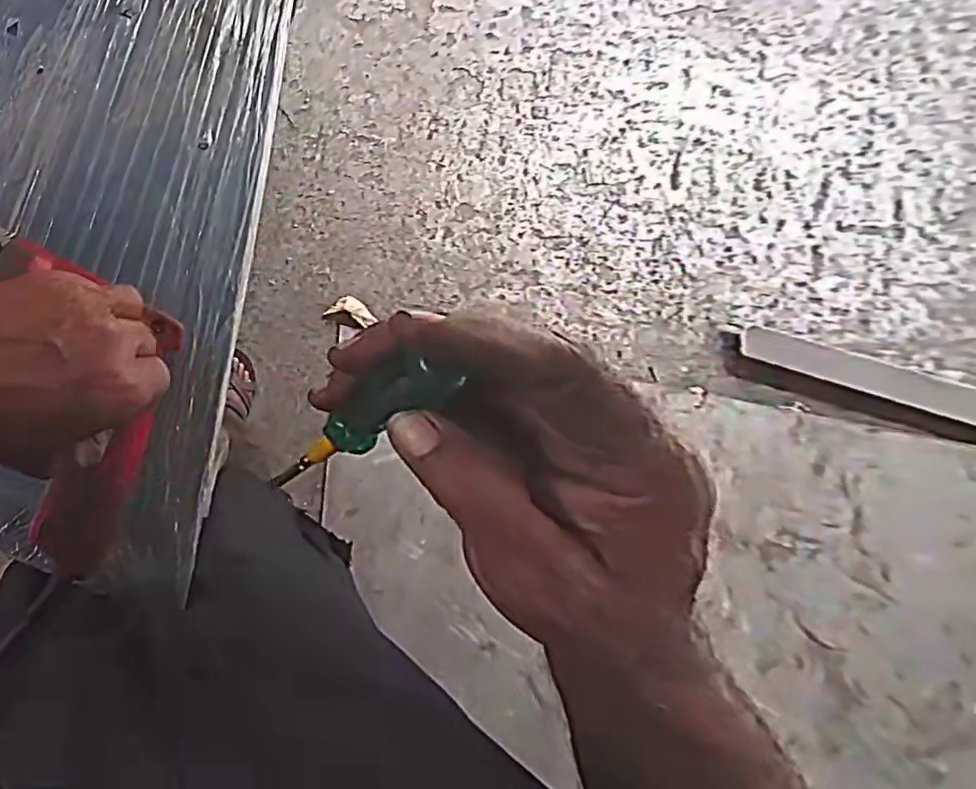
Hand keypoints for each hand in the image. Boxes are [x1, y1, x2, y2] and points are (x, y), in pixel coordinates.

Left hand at [0, 270, 170, 475]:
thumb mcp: (49, 457)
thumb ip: (87, 448)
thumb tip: (96, 438)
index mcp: (121, 387)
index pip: (159, 377)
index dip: (141, 386)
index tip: (122, 389)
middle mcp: (113, 339)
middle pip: (147, 338)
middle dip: (130, 354)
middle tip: (101, 364)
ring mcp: (87, 303)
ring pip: (130, 303)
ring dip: (120, 319)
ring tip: (96, 331)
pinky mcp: (60, 281)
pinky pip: (93, 286)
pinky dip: (88, 300)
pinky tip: (63, 316)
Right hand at [311, 311, 712, 665]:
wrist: (623, 643)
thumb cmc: (601, 619)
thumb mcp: (537, 574)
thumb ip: (474, 493)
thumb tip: (408, 422)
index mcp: (632, 449)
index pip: (555, 367)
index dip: (477, 340)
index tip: (408, 331)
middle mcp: (595, 413)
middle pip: (500, 348)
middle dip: (416, 346)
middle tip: (350, 364)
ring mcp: (554, 412)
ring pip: (468, 359)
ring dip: (399, 365)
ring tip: (343, 388)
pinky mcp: (517, 416)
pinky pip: (455, 385)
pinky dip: (404, 387)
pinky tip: (366, 401)